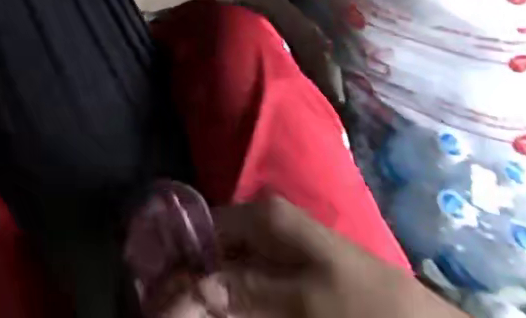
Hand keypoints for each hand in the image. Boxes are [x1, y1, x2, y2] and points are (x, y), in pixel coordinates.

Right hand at [155, 194, 466, 317]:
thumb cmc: (367, 307)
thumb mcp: (304, 304)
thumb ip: (244, 293)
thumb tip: (187, 288)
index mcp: (264, 216)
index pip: (203, 229)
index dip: (180, 261)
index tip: (159, 295)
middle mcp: (265, 226)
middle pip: (214, 253)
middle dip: (195, 285)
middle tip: (173, 311)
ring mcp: (281, 253)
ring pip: (231, 275)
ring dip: (217, 300)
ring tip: (198, 314)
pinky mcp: (295, 281)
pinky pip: (254, 291)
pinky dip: (241, 306)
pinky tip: (231, 314)